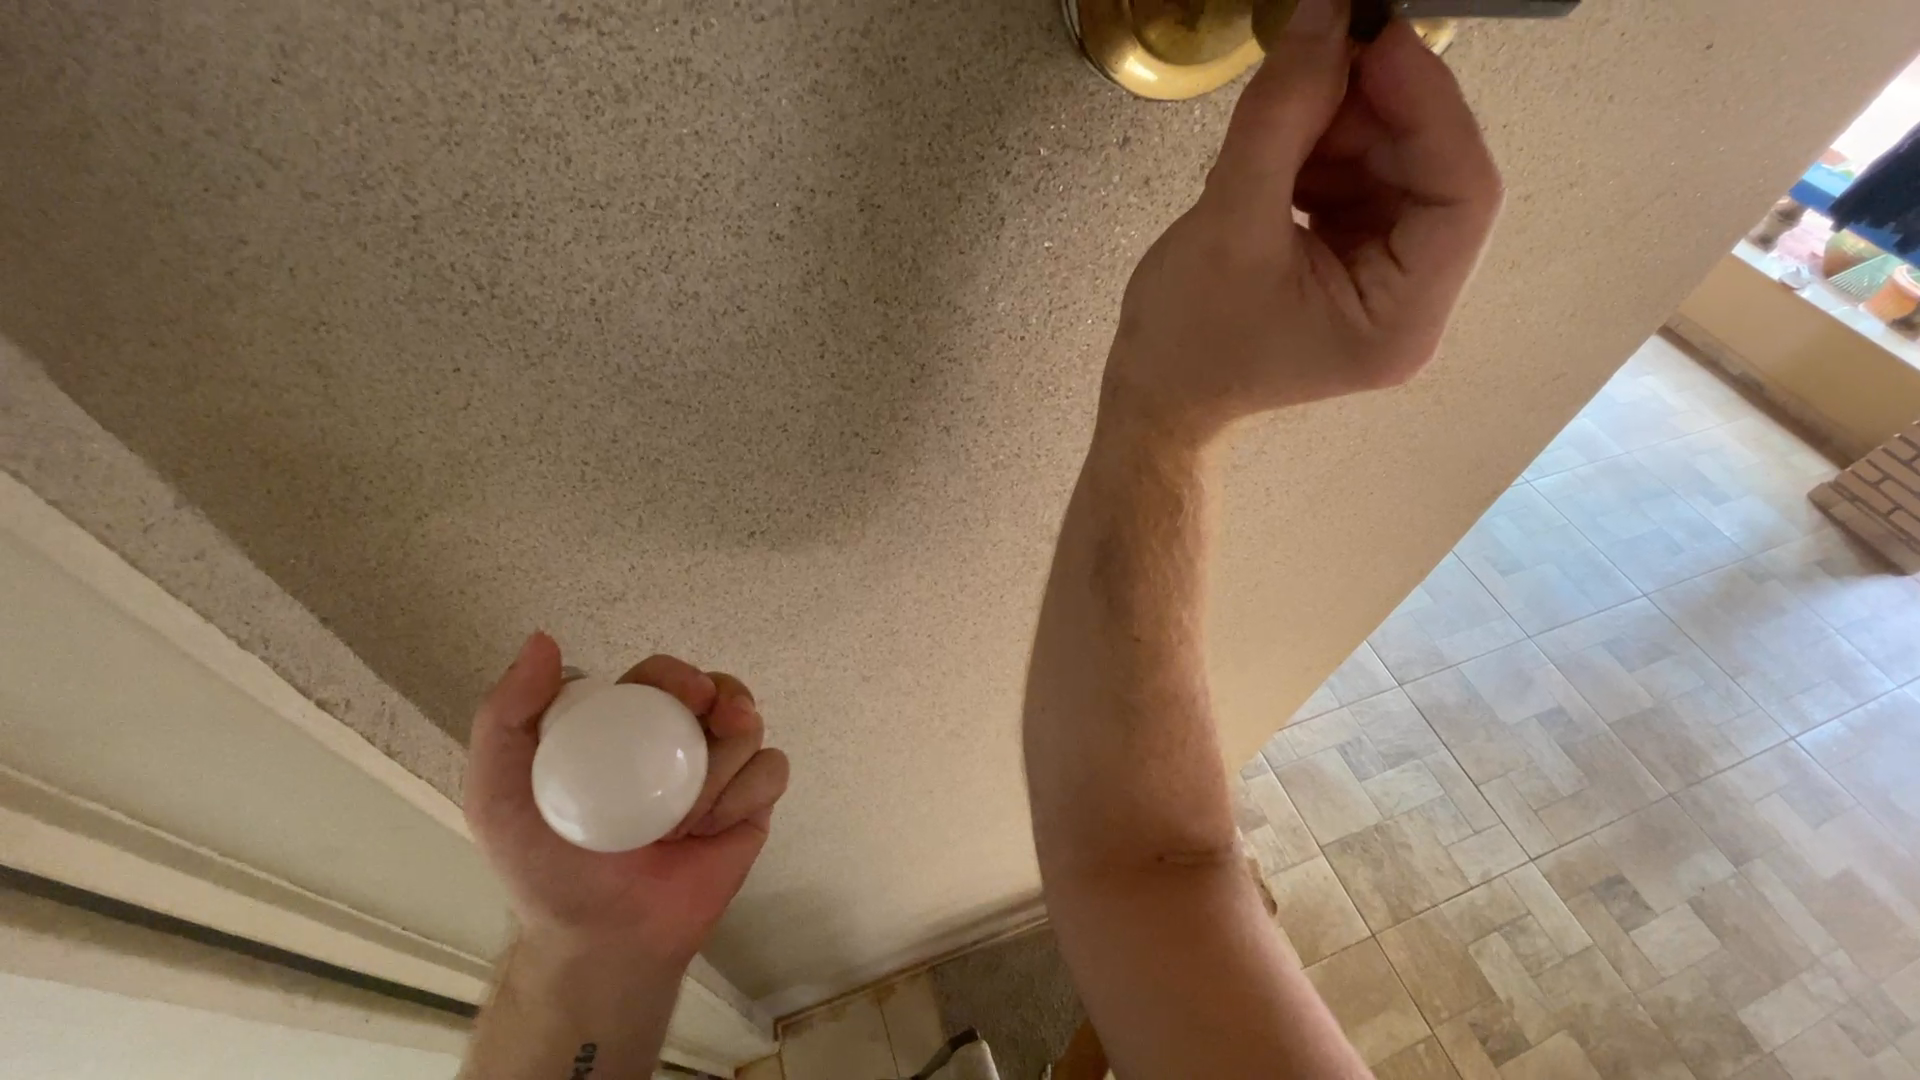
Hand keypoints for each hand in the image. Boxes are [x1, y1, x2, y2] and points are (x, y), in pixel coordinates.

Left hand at [463, 632, 790, 964]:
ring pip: (752, 730)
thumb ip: (505, 716)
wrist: (605, 939)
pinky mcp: (754, 804)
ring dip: (725, 768)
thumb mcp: (501, 794)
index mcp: (628, 727)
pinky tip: (715, 828)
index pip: (665, 678)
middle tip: (713, 730)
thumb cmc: (550, 868)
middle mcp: (678, 742)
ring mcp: (721, 772)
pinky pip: (773, 770)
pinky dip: (747, 794)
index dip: (681, 676)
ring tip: (687, 819)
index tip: (687, 696)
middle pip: (723, 692)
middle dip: (727, 703)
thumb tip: (542, 640)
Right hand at [1102, 1, 1502, 440]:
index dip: (1430, 107)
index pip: (1461, 197)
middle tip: (1319, 61)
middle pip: (1430, 180)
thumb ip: (1281, 117)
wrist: (1150, 399)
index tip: (1375, 42)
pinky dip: (1322, 156)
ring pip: (1392, 178)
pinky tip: (1279, 146)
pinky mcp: (1348, 275)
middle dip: (1376, 115)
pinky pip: (1357, 194)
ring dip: (1343, 130)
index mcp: (1400, 322)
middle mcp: (1410, 307)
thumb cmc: (1183, 340)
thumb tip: (1325, 12)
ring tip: (1283, 112)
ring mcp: (1381, 291)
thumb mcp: (1228, 225)